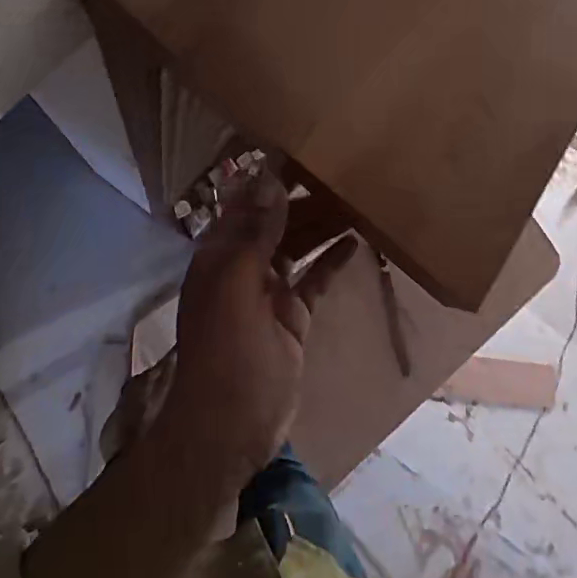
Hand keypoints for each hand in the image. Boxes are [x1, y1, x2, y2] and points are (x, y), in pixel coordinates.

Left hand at [161, 170, 354, 480]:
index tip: (302, 150)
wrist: (230, 427)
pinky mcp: (292, 316)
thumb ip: (254, 233)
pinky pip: (313, 278)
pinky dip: (331, 260)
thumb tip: (270, 178)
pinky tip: (355, 241)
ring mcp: (269, 291)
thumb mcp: (235, 287)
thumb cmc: (228, 353)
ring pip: (297, 246)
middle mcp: (243, 265)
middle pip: (275, 222)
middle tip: (343, 172)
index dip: (269, 178)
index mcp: (220, 253)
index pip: (245, 204)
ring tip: (356, 199)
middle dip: (303, 198)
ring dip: (321, 224)